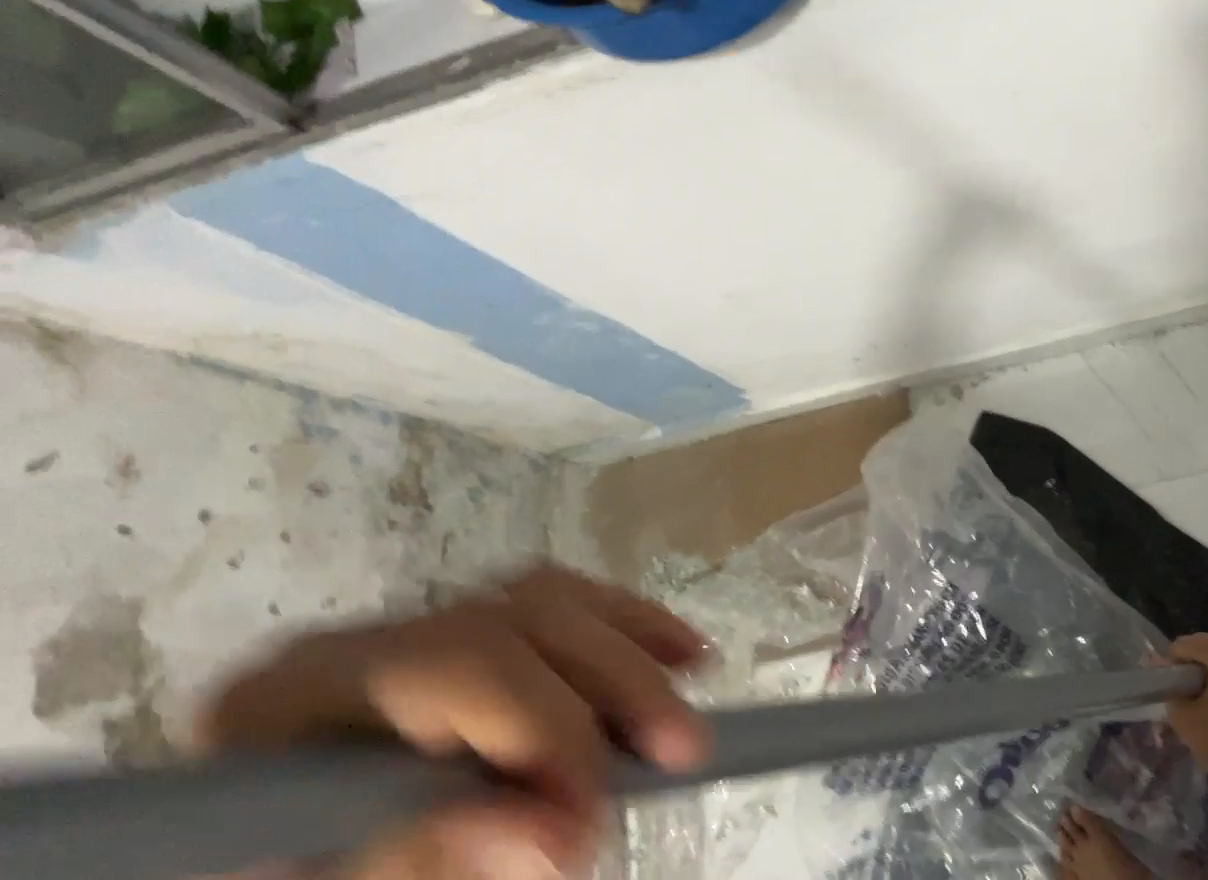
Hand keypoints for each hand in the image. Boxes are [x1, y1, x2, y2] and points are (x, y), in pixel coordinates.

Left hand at [196, 563, 709, 879]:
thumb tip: (560, 834)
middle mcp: (359, 642)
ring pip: (546, 598)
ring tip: (697, 677)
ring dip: (633, 640)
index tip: (592, 820)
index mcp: (292, 695)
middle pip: (515, 620)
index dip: (546, 726)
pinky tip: (679, 652)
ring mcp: (410, 632)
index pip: (456, 664)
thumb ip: (426, 859)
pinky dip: (623, 629)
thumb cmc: (287, 866)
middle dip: (614, 680)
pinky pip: (555, 609)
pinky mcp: (457, 642)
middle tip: (684, 751)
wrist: (265, 859)